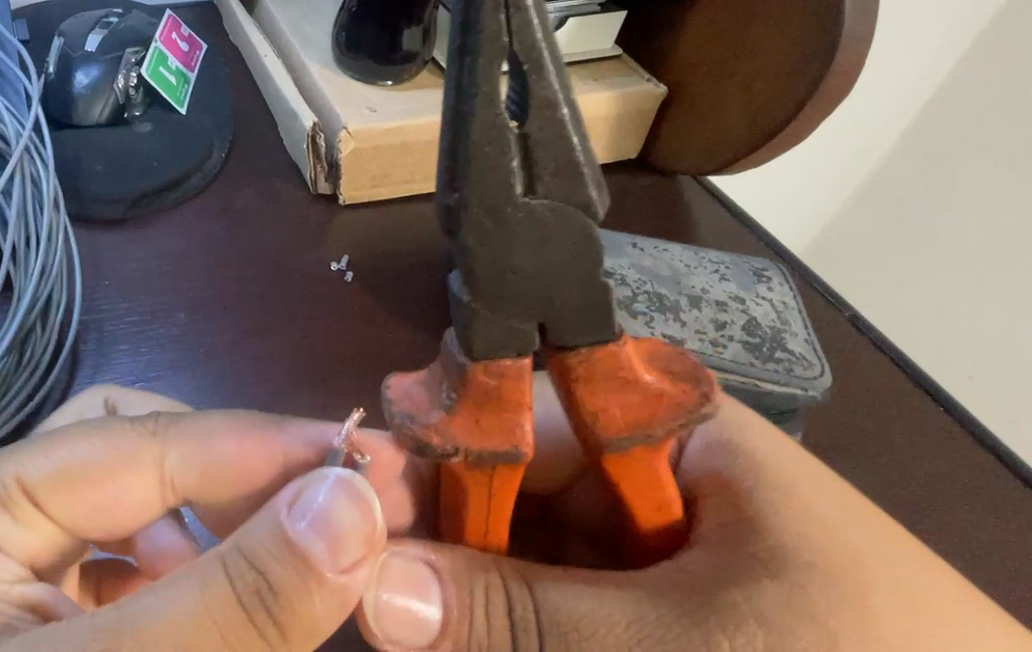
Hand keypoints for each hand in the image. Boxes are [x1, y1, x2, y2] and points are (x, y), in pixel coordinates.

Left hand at [0, 384, 417, 650]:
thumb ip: (224, 603)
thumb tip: (350, 500)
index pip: (153, 439)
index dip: (266, 445)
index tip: (373, 464)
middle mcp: (6, 518)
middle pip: (139, 451)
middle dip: (233, 474)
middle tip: (325, 517)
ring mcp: (21, 577)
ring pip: (138, 509)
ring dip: (213, 527)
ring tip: (276, 569)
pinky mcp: (39, 631)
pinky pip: (126, 576)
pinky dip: (183, 581)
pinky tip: (212, 625)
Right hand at [356, 382, 1031, 650]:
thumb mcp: (686, 649)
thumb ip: (521, 617)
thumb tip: (368, 585)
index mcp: (664, 423)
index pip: (515, 403)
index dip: (427, 444)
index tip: (345, 488)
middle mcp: (644, 470)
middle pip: (508, 476)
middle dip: (434, 528)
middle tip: (358, 577)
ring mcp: (647, 544)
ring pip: (523, 545)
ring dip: (465, 586)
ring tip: (398, 618)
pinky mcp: (651, 608)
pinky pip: (559, 599)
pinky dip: (511, 621)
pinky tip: (459, 635)